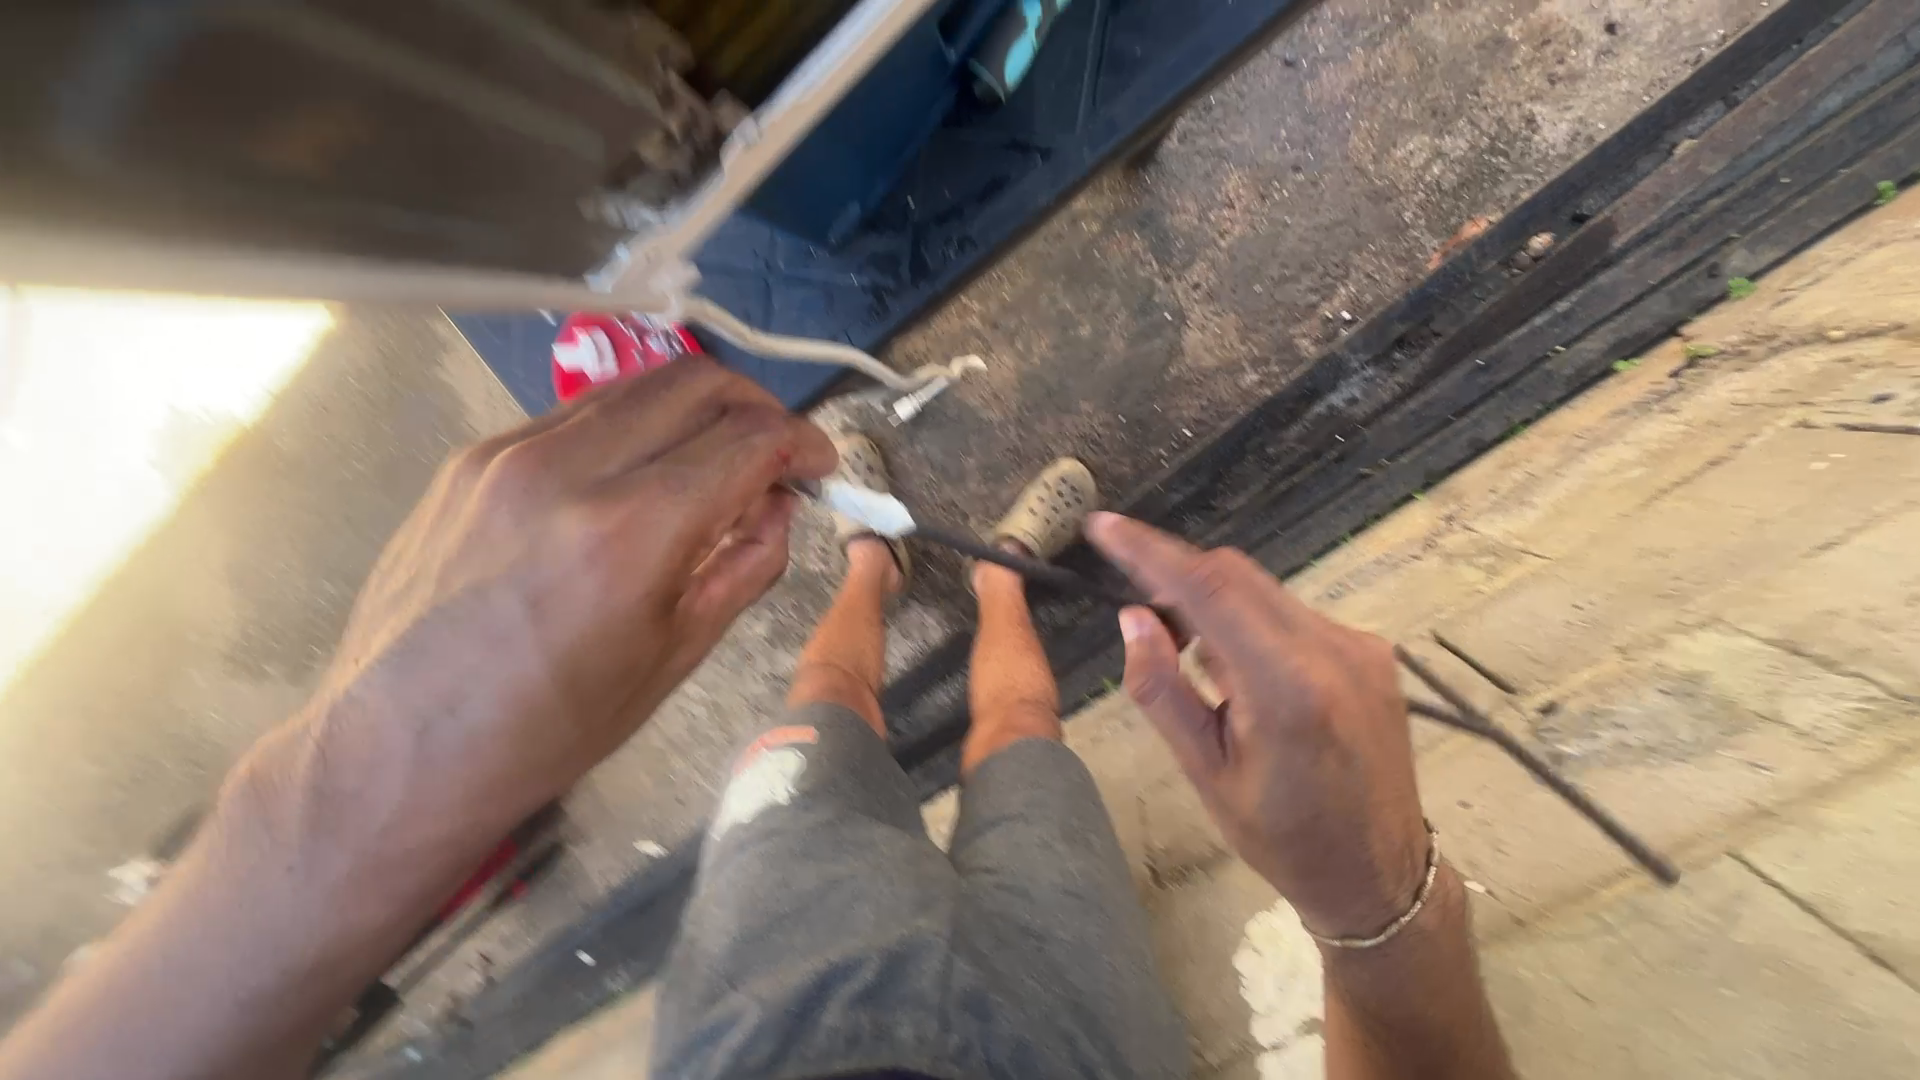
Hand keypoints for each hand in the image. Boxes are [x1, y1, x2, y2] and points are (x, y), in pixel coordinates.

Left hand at [287, 358, 835, 838]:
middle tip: (777, 451)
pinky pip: (581, 414)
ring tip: (715, 459)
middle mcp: (568, 469)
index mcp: (631, 532)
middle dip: (759, 406)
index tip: (820, 464)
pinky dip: (636, 428)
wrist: (401, 750)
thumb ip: (748, 561)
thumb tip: (778, 503)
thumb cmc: (556, 725)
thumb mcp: (680, 652)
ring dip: (698, 409)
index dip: (802, 441)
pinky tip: (641, 476)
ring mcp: (508, 453)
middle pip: (696, 382)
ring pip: (637, 385)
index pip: (747, 440)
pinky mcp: (473, 457)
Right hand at [1085, 513, 1428, 939]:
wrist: (1381, 874)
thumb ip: (1162, 689)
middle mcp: (1331, 649)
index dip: (1148, 551)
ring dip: (1210, 603)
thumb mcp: (1204, 773)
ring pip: (1260, 590)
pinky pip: (1287, 611)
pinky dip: (1246, 621)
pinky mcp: (1369, 649)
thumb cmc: (1281, 837)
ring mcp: (1358, 645)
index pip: (1206, 589)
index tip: (1102, 527)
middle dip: (1174, 576)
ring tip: (1190, 656)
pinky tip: (1239, 670)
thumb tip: (1133, 616)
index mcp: (1286, 688)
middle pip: (1234, 574)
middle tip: (1138, 612)